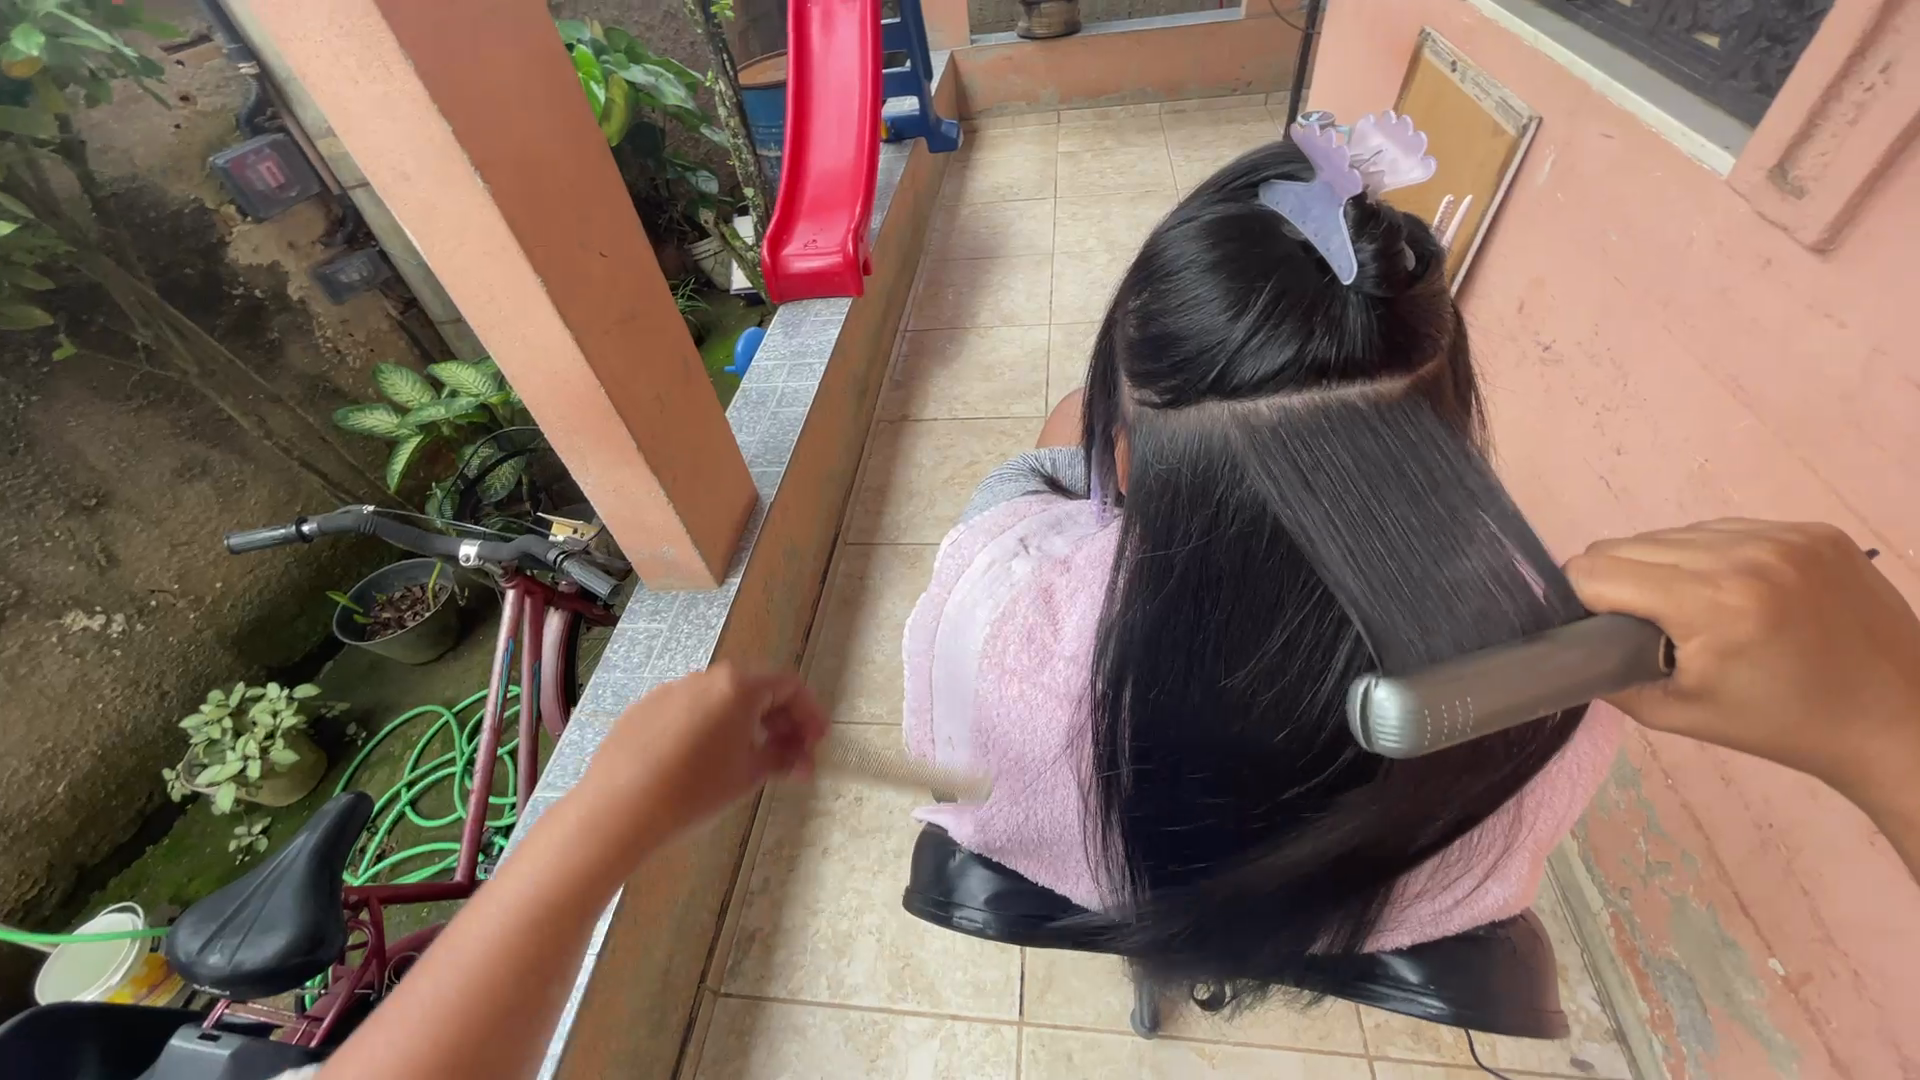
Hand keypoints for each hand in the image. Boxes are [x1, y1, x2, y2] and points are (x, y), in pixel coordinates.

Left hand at [575, 663, 827, 849]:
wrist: (617, 809)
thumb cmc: (695, 789)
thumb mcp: (749, 774)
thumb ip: (783, 758)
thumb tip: (801, 759)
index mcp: (738, 686)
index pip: (789, 686)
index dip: (810, 713)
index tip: (817, 742)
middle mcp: (706, 678)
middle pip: (756, 690)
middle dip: (780, 722)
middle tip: (791, 756)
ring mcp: (671, 691)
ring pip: (721, 701)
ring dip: (746, 725)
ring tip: (749, 761)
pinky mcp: (643, 710)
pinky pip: (690, 712)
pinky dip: (710, 729)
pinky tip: (703, 763)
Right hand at [1565, 519, 1919, 808]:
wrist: (1905, 723)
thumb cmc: (1779, 725)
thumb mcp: (1669, 712)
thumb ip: (1601, 669)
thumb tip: (1565, 638)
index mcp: (1713, 602)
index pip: (1592, 571)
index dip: (1582, 601)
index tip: (1601, 631)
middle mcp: (1747, 554)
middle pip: (1621, 546)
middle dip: (1616, 583)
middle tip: (1645, 625)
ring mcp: (1785, 536)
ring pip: (1664, 534)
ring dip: (1658, 566)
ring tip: (1692, 608)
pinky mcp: (1812, 530)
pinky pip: (1715, 529)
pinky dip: (1705, 557)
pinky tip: (1733, 591)